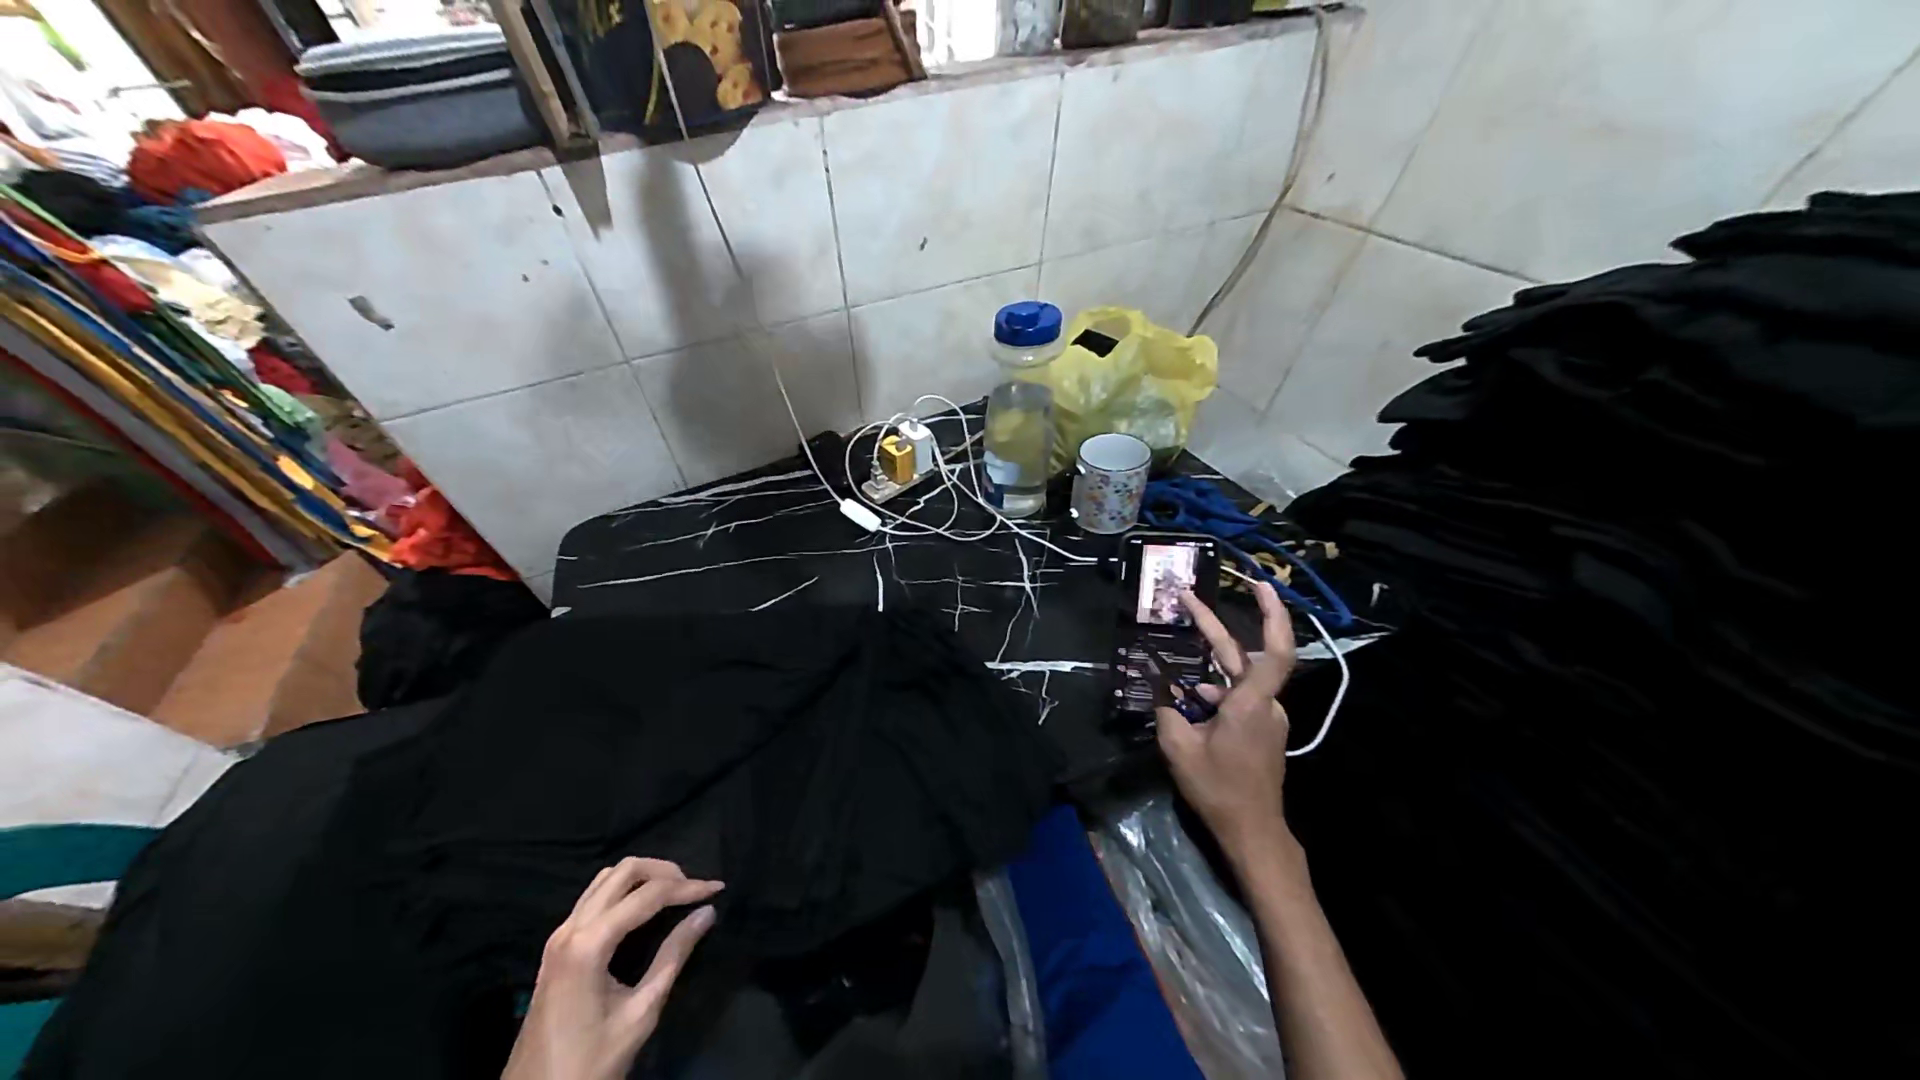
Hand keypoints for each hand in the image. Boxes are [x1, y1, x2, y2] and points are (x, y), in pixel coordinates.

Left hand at [502, 858, 723, 1079]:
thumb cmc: (589, 1062)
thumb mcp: (641, 1012)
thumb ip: (673, 956)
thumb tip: (706, 913)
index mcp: (589, 944)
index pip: (648, 895)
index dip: (688, 887)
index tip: (718, 889)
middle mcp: (570, 928)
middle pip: (624, 871)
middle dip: (665, 872)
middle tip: (693, 889)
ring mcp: (559, 935)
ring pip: (607, 878)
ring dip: (643, 877)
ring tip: (674, 893)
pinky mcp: (557, 946)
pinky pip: (594, 897)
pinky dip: (624, 890)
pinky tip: (643, 908)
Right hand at [1156, 581, 1298, 856]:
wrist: (1252, 831)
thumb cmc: (1218, 789)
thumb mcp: (1179, 748)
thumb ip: (1167, 711)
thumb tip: (1161, 689)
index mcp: (1251, 705)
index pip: (1274, 651)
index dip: (1273, 615)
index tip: (1260, 585)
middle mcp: (1265, 705)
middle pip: (1242, 657)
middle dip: (1213, 627)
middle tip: (1185, 599)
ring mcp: (1266, 719)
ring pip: (1235, 682)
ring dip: (1206, 675)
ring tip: (1173, 678)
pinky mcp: (1262, 731)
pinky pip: (1237, 701)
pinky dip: (1213, 696)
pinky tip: (1188, 704)